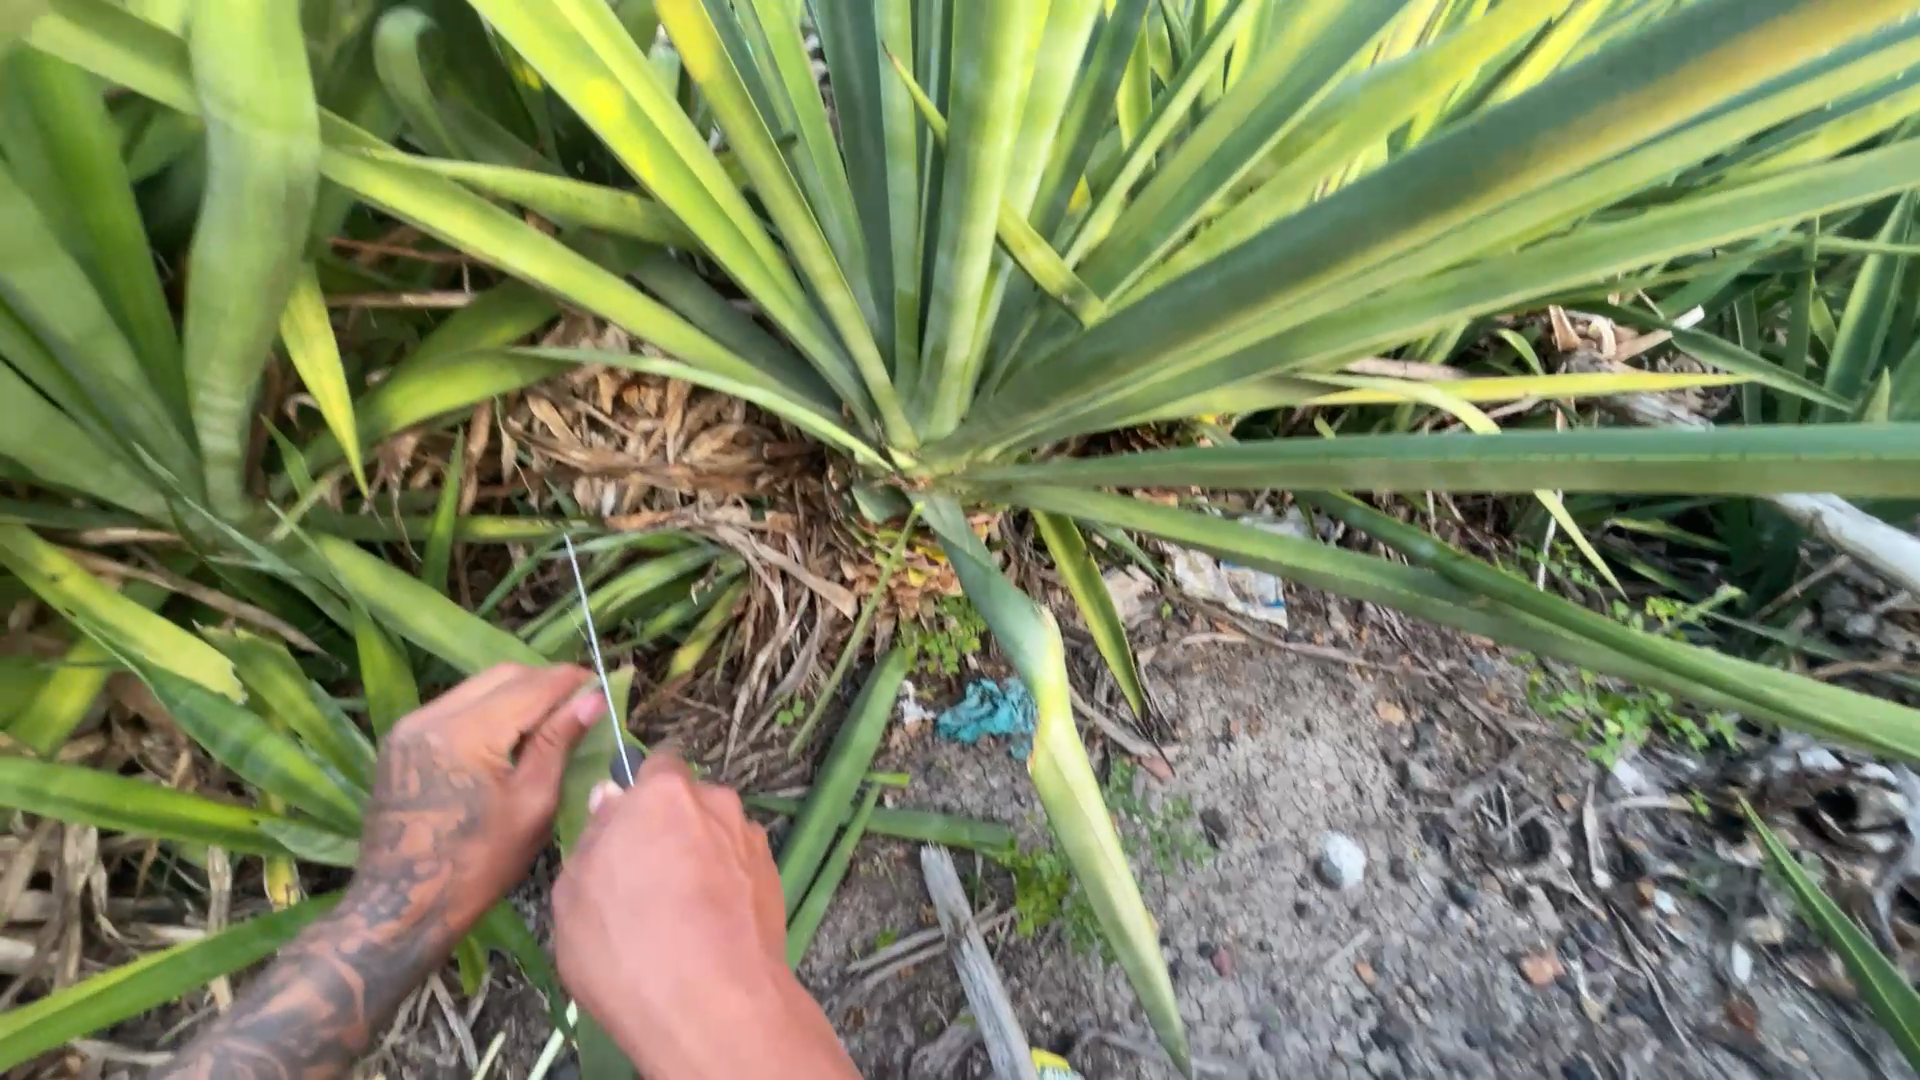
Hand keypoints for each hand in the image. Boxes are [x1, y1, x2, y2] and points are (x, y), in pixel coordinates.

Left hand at [352, 663, 599, 948]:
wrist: (401, 908)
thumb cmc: (480, 862)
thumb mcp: (534, 801)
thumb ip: (560, 740)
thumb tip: (594, 697)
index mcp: (467, 733)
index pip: (534, 686)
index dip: (573, 681)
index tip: (604, 685)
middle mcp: (432, 718)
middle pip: (505, 675)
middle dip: (548, 682)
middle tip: (582, 703)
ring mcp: (410, 727)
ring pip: (481, 686)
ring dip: (521, 692)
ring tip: (552, 717)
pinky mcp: (403, 741)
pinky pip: (459, 705)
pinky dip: (493, 707)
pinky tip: (514, 733)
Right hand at [553, 754, 858, 1079]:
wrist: (715, 1000)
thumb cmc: (627, 946)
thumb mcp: (574, 895)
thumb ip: (594, 838)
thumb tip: (612, 801)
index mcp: (664, 794)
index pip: (657, 766)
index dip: (641, 797)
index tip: (628, 833)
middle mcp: (716, 801)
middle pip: (689, 802)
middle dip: (671, 828)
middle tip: (648, 880)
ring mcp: (750, 835)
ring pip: (716, 834)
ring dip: (702, 855)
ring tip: (683, 912)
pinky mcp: (774, 870)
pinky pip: (739, 863)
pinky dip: (727, 881)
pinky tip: (713, 924)